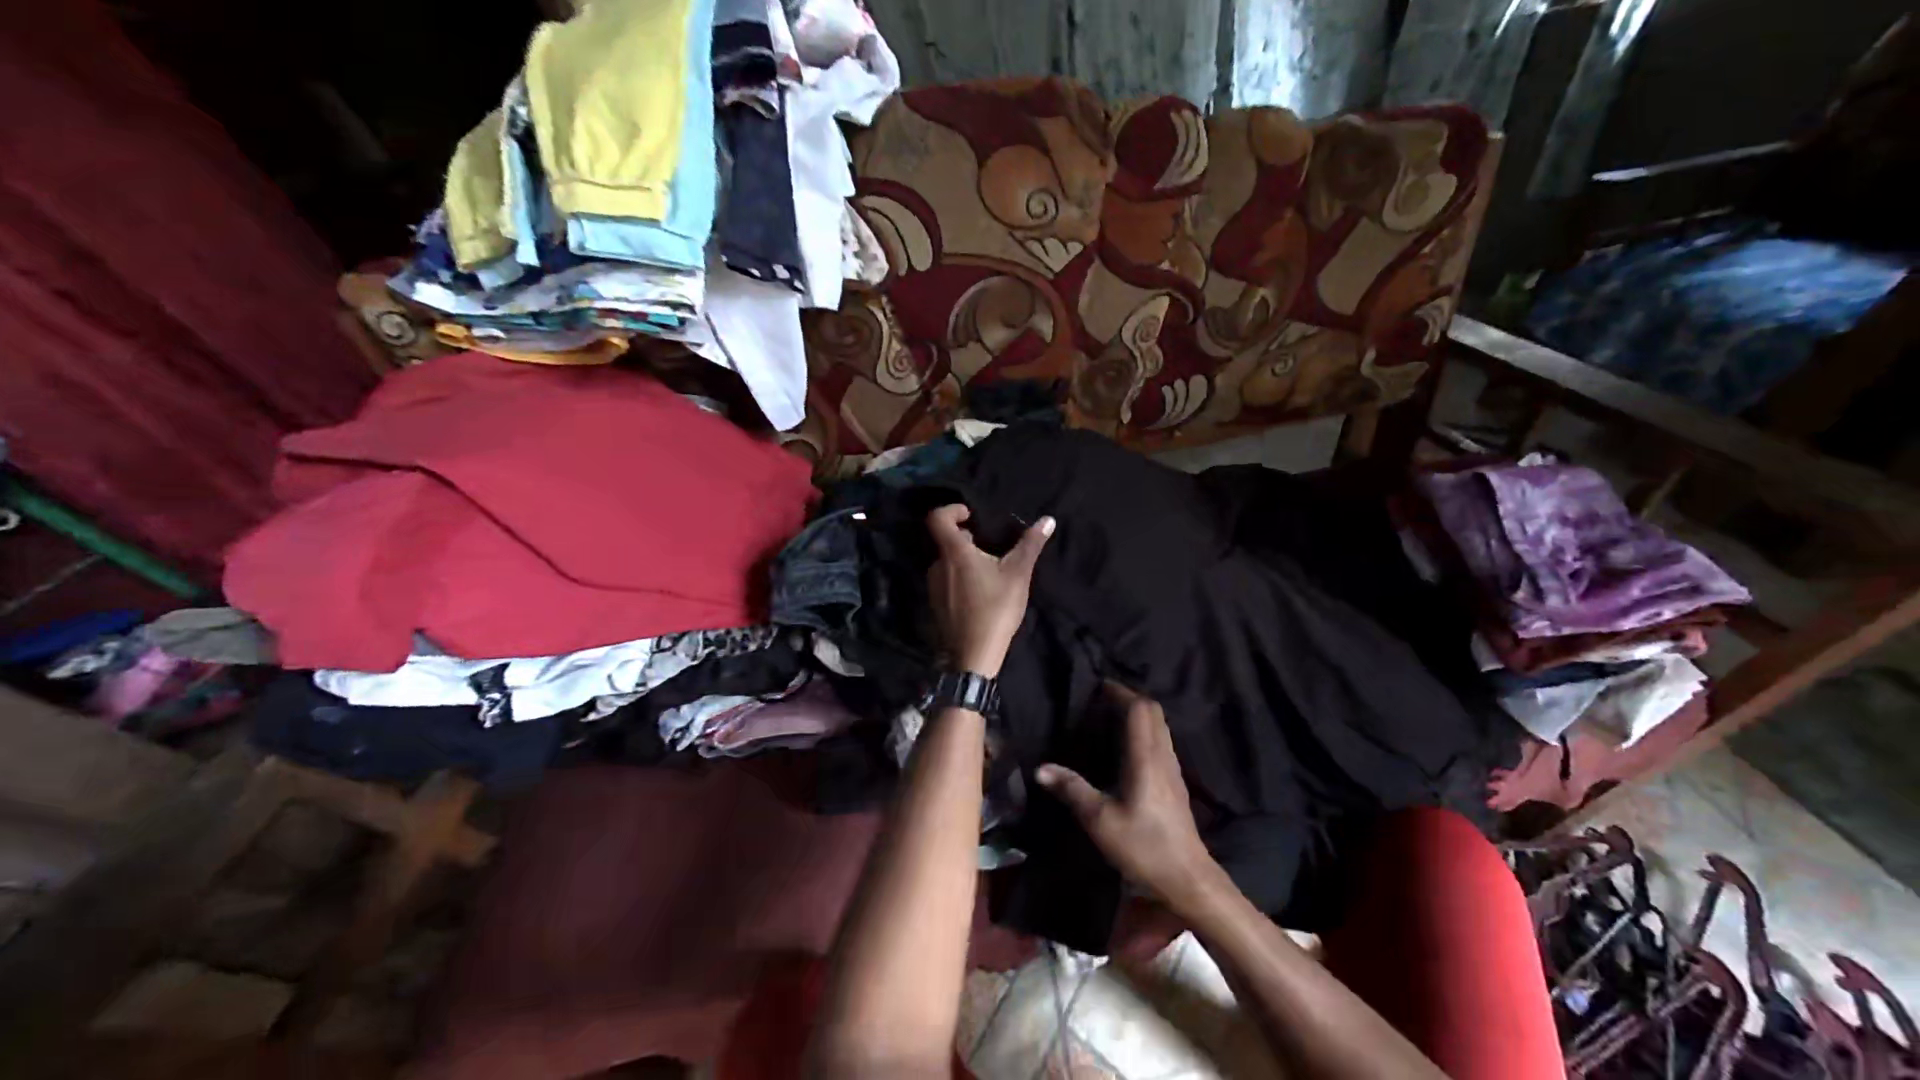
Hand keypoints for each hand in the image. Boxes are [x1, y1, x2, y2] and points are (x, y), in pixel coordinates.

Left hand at [926, 504, 1053, 676]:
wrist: (973, 655)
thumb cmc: (995, 609)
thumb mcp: (1017, 574)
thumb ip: (1030, 545)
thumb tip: (1047, 520)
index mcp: (954, 552)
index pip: (937, 518)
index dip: (951, 510)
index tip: (970, 514)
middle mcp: (937, 565)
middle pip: (945, 541)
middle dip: (966, 539)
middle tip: (989, 545)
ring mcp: (933, 586)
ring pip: (947, 563)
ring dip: (964, 561)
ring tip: (989, 571)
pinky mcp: (936, 604)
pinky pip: (946, 581)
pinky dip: (960, 578)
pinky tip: (980, 592)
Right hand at [1036, 684, 1226, 912]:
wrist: (1187, 878)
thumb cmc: (1144, 847)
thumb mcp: (1101, 821)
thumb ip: (1072, 790)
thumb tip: (1040, 768)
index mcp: (1146, 758)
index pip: (1139, 709)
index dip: (1120, 692)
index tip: (1096, 686)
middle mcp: (1163, 756)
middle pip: (1152, 711)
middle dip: (1127, 698)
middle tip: (1099, 699)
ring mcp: (1173, 769)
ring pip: (1158, 726)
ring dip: (1136, 714)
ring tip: (1107, 718)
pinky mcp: (1175, 782)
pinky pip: (1160, 741)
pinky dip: (1142, 731)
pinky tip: (1123, 747)